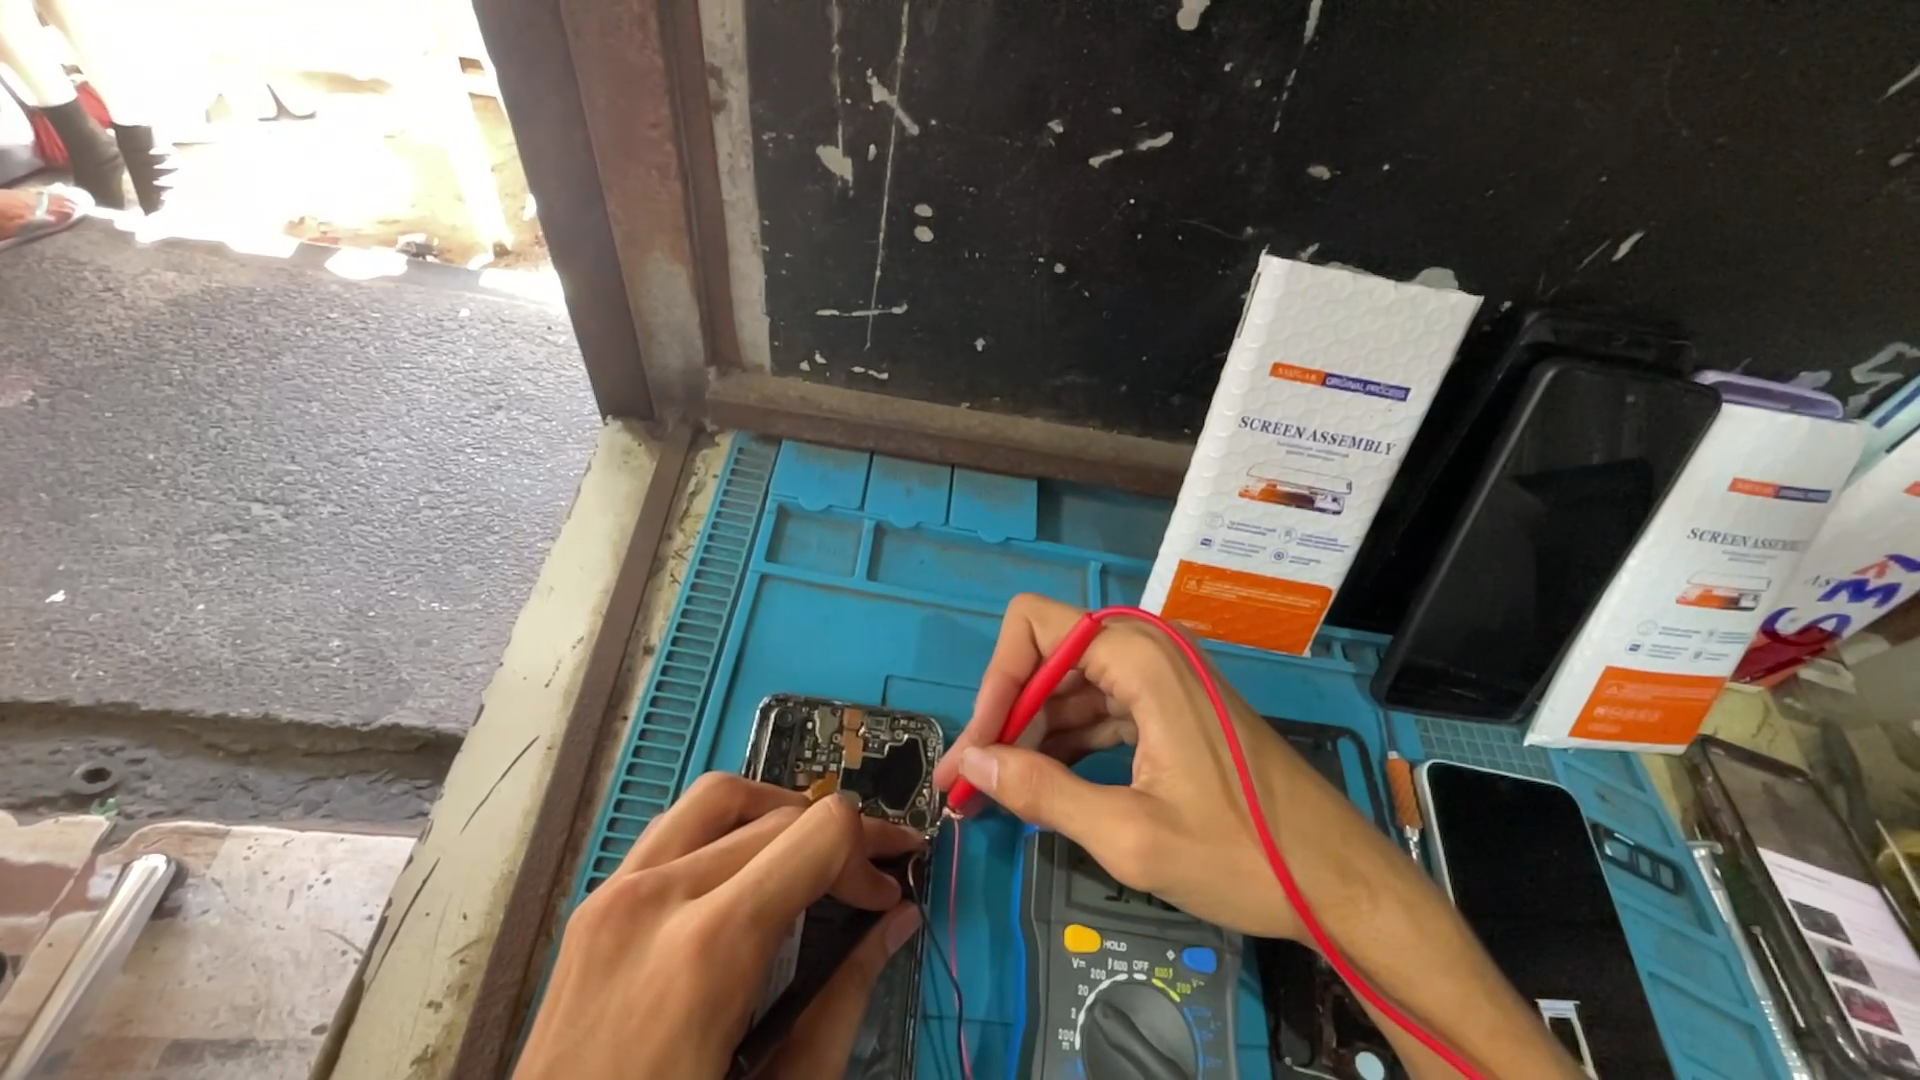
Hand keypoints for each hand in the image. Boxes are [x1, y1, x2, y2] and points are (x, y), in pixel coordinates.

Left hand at [517, 773, 925, 1079]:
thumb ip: (846, 995)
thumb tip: (897, 922)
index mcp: (709, 948)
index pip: (818, 834)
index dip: (870, 853)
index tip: (885, 896)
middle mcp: (657, 897)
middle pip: (778, 814)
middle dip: (839, 839)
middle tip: (867, 884)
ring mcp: (614, 894)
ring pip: (719, 796)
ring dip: (778, 812)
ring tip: (810, 856)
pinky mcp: (593, 906)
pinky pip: (672, 828)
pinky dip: (723, 827)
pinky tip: (743, 871)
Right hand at [933, 594, 1394, 943]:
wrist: (1339, 882)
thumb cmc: (1242, 855)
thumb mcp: (1130, 835)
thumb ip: (1042, 792)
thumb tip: (973, 765)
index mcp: (1140, 660)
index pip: (1034, 628)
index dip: (995, 684)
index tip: (978, 752)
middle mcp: (1149, 653)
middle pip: (1048, 657)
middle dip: (1006, 717)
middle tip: (971, 784)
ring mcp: (1164, 681)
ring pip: (1071, 686)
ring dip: (1030, 735)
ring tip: (994, 793)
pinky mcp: (1173, 710)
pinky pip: (1101, 709)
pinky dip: (1066, 743)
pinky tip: (1043, 785)